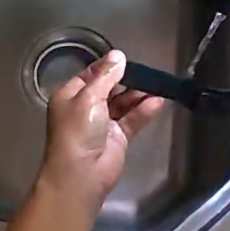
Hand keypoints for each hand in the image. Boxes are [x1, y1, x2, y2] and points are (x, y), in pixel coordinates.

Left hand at [36, 50, 167, 203]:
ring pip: (123, 103)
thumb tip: (118, 55)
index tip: (127, 59)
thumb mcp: (88, 97)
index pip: (91, 75)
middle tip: (147, 72)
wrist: (81, 174)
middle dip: (127, 80)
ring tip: (157, 84)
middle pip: (109, 88)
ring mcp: (102, 122)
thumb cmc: (78, 131)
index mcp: (70, 95)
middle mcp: (85, 107)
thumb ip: (106, 76)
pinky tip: (159, 101)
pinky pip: (133, 119)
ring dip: (139, 94)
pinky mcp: (118, 137)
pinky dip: (144, 110)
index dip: (108, 67)